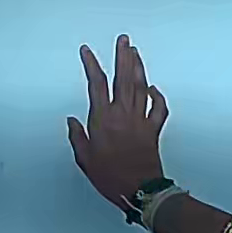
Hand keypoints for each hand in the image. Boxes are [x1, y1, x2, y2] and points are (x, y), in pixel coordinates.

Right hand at [67, 34, 168, 212]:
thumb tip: (72, 121)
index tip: (87, 51)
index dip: (92, 65)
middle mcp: (122, 114)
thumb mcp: (84, 158)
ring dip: (138, 68)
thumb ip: (78, 136)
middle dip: (123, 57)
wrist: (141, 192)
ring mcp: (140, 120)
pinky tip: (154, 88)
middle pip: (124, 79)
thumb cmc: (110, 176)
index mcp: (103, 118)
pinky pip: (158, 109)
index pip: (97, 84)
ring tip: (135, 52)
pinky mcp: (153, 130)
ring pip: (141, 88)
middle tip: (123, 40)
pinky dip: (158, 96)